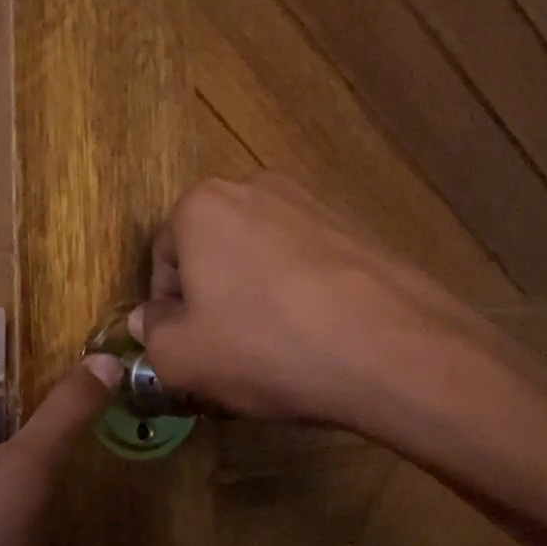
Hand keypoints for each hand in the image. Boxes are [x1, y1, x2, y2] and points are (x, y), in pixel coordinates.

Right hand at [131, 174, 502, 432]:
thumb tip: (149, 320)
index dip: (169, 310)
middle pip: (213, 250)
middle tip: (229, 349)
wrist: (397, 351)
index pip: (163, 258)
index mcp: (201, 206)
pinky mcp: (360, 227)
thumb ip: (151, 334)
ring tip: (279, 346)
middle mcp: (254, 187)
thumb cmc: (267, 346)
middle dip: (214, 296)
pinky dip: (304, 293)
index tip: (189, 347)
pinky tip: (320, 336)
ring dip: (258, 293)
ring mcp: (314, 202)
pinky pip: (309, 262)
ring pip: (262, 255)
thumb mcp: (182, 358)